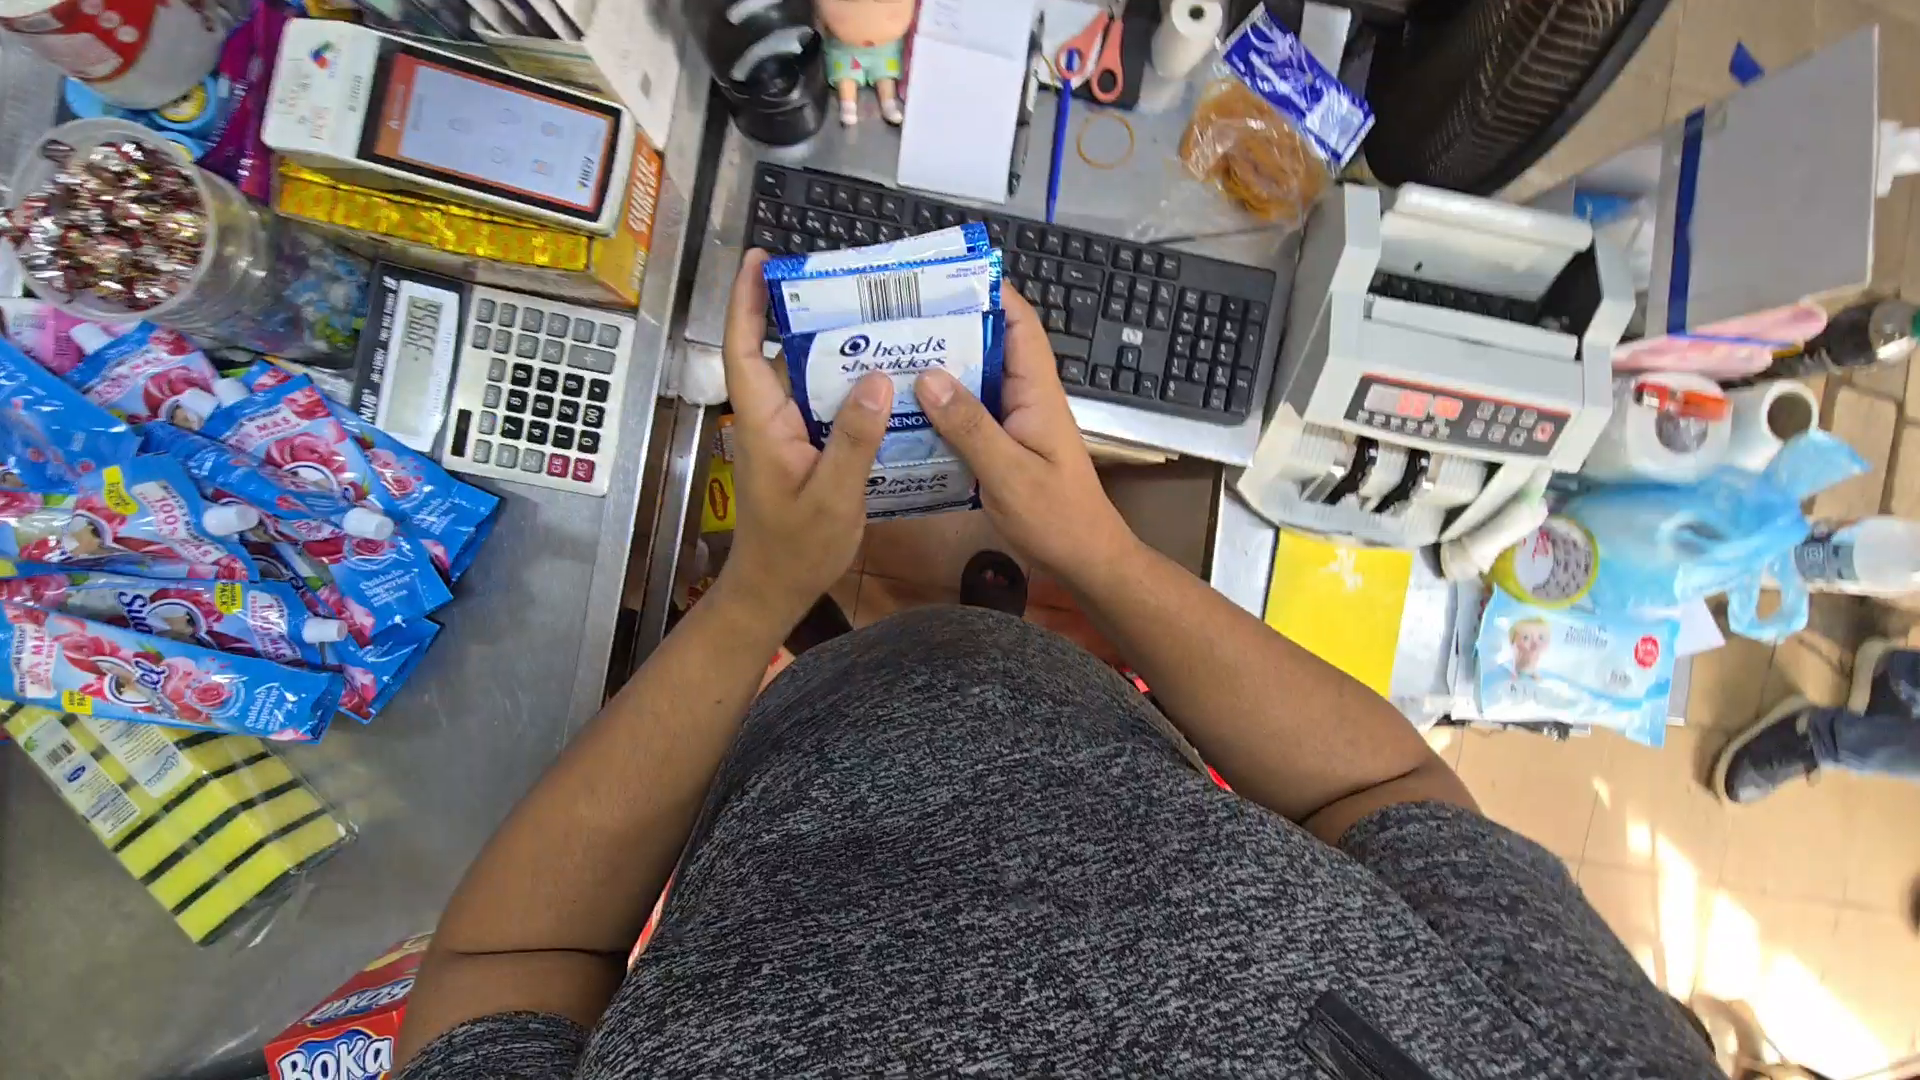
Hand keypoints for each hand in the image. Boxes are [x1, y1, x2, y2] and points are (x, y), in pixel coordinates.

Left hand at [717, 250, 891, 624]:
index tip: (760, 259)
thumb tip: (879, 379)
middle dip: (804, 314)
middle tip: (849, 287)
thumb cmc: (796, 549)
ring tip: (876, 324)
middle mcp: (770, 420)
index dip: (746, 301)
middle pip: (778, 354)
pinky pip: (824, 408)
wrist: (776, 589)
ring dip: (833, 352)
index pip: (742, 349)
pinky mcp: (804, 451)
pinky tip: (884, 381)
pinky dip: (848, 389)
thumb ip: (853, 440)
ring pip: (805, 380)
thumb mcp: (831, 497)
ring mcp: (786, 436)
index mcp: (762, 423)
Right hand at [913, 291, 1135, 582]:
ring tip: (890, 359)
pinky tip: (907, 413)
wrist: (1083, 559)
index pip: (1019, 324)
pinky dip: (941, 410)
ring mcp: (1015, 422)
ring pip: (975, 382)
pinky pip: (970, 416)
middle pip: (989, 347)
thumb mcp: (1009, 473)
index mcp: (1037, 392)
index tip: (943, 279)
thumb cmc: (1055, 517)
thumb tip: (928, 376)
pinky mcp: (1004, 446)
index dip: (989, 293)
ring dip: (940, 371)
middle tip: (896, 322)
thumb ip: (970, 426)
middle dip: (949, 329)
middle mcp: (1025, 398)